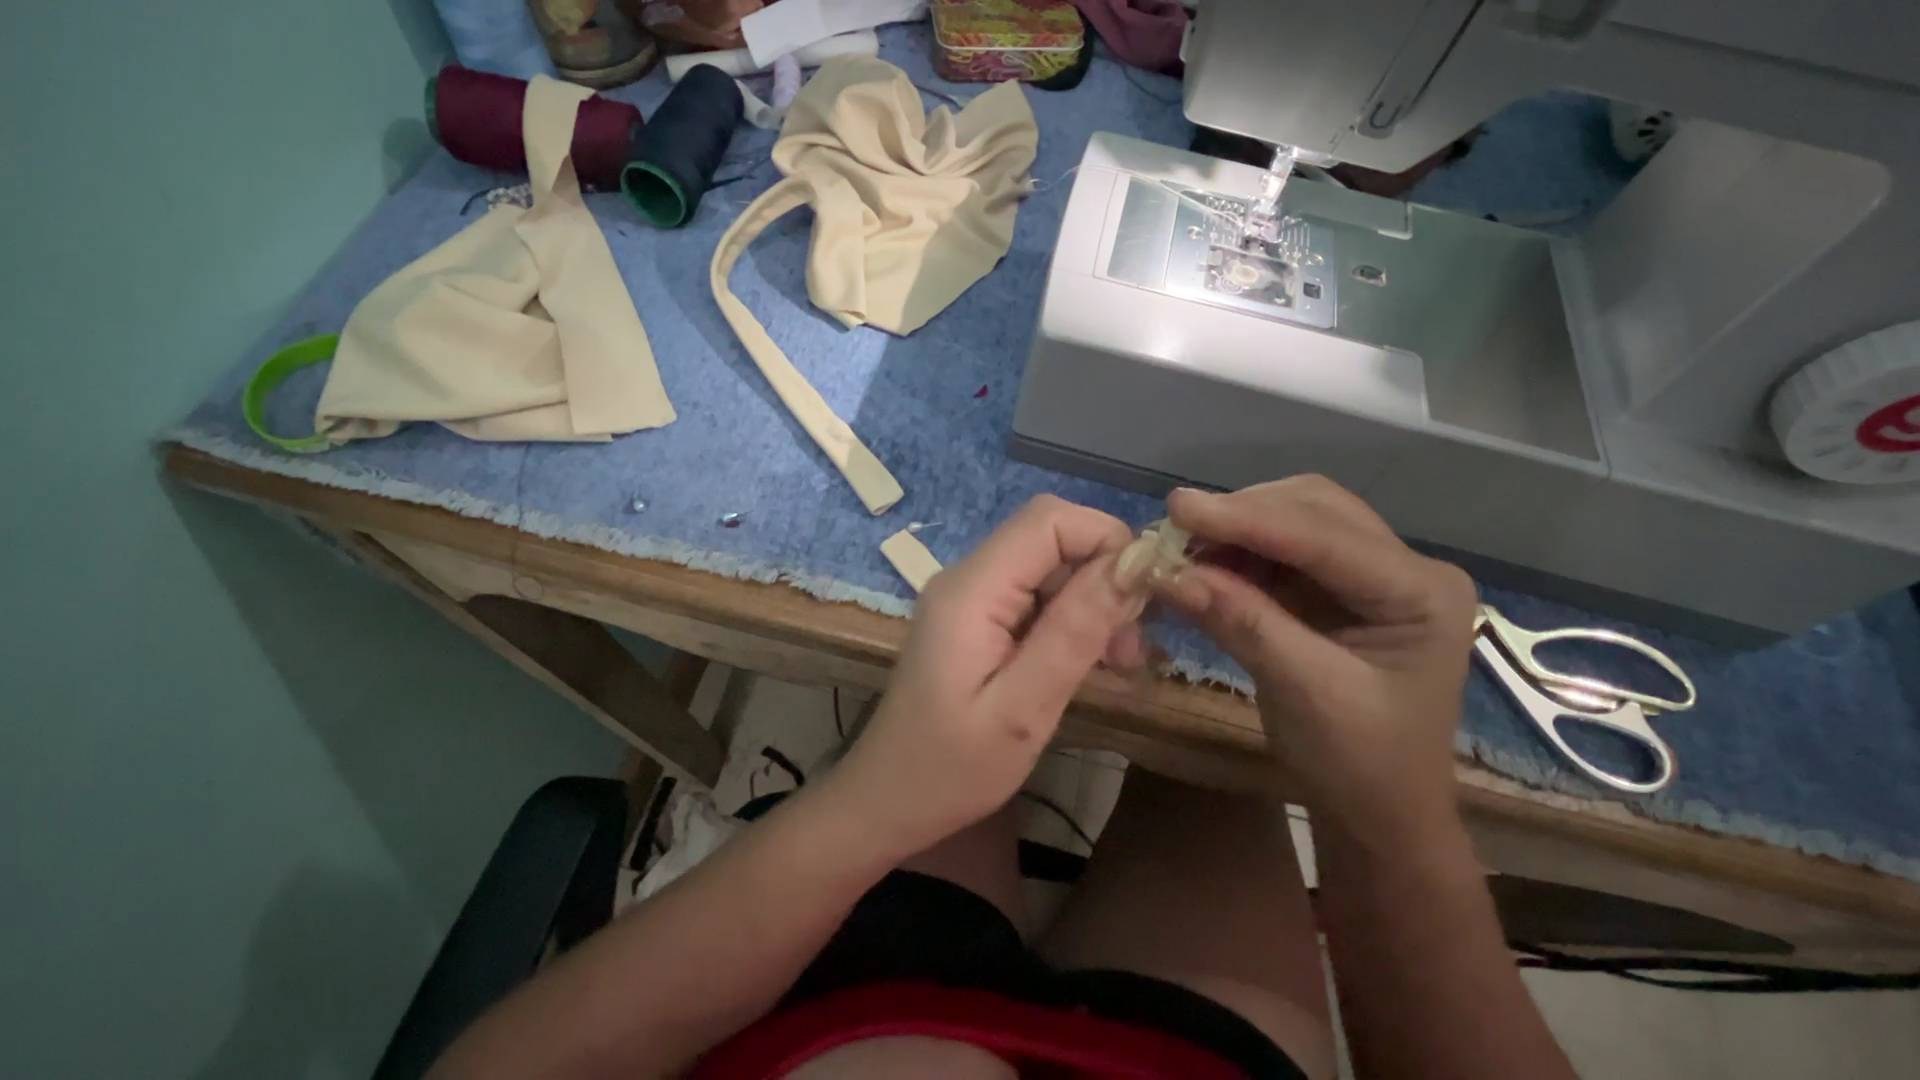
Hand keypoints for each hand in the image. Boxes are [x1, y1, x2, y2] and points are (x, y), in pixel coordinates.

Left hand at [827, 496, 1145, 857]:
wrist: (889, 801)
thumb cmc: (951, 769)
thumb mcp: (1023, 709)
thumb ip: (1075, 632)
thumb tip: (1134, 565)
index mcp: (970, 590)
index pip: (1048, 519)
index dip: (1107, 540)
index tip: (1148, 595)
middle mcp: (967, 579)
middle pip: (1051, 539)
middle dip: (1105, 576)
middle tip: (1135, 646)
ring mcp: (969, 599)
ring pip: (1049, 568)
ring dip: (1094, 602)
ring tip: (1121, 661)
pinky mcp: (976, 622)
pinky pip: (1034, 598)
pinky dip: (1072, 620)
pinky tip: (1091, 662)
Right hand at [1154, 478, 1478, 843]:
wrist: (1381, 815)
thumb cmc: (1361, 765)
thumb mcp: (1304, 693)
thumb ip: (1242, 623)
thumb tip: (1166, 572)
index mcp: (1423, 591)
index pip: (1325, 538)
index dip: (1248, 519)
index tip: (1179, 506)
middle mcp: (1406, 568)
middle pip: (1316, 510)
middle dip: (1244, 515)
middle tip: (1174, 530)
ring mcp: (1373, 576)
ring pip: (1297, 522)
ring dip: (1238, 530)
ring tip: (1182, 547)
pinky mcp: (1339, 592)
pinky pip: (1283, 554)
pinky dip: (1240, 555)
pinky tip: (1203, 564)